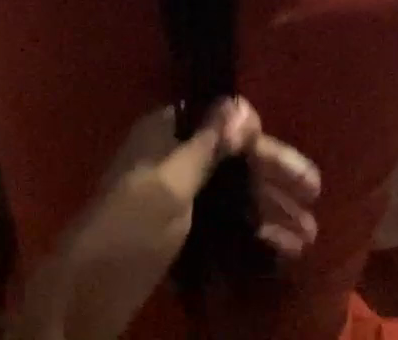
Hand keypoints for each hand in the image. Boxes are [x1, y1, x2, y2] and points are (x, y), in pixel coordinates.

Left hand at [13, 98, 320, 339]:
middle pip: (231, 159)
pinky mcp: (173, 231)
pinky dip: (249, 232)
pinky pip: (220, 222)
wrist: (81, 293)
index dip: (260, 142)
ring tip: (309, 236)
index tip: (295, 167)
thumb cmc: (128, 229)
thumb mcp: (170, 184)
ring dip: (267, 210)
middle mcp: (170, 156)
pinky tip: (280, 250)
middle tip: (316, 200)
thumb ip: (206, 146)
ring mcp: (171, 195)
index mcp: (163, 133)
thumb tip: (240, 104)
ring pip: (229, 192)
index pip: (222, 125)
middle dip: (273, 179)